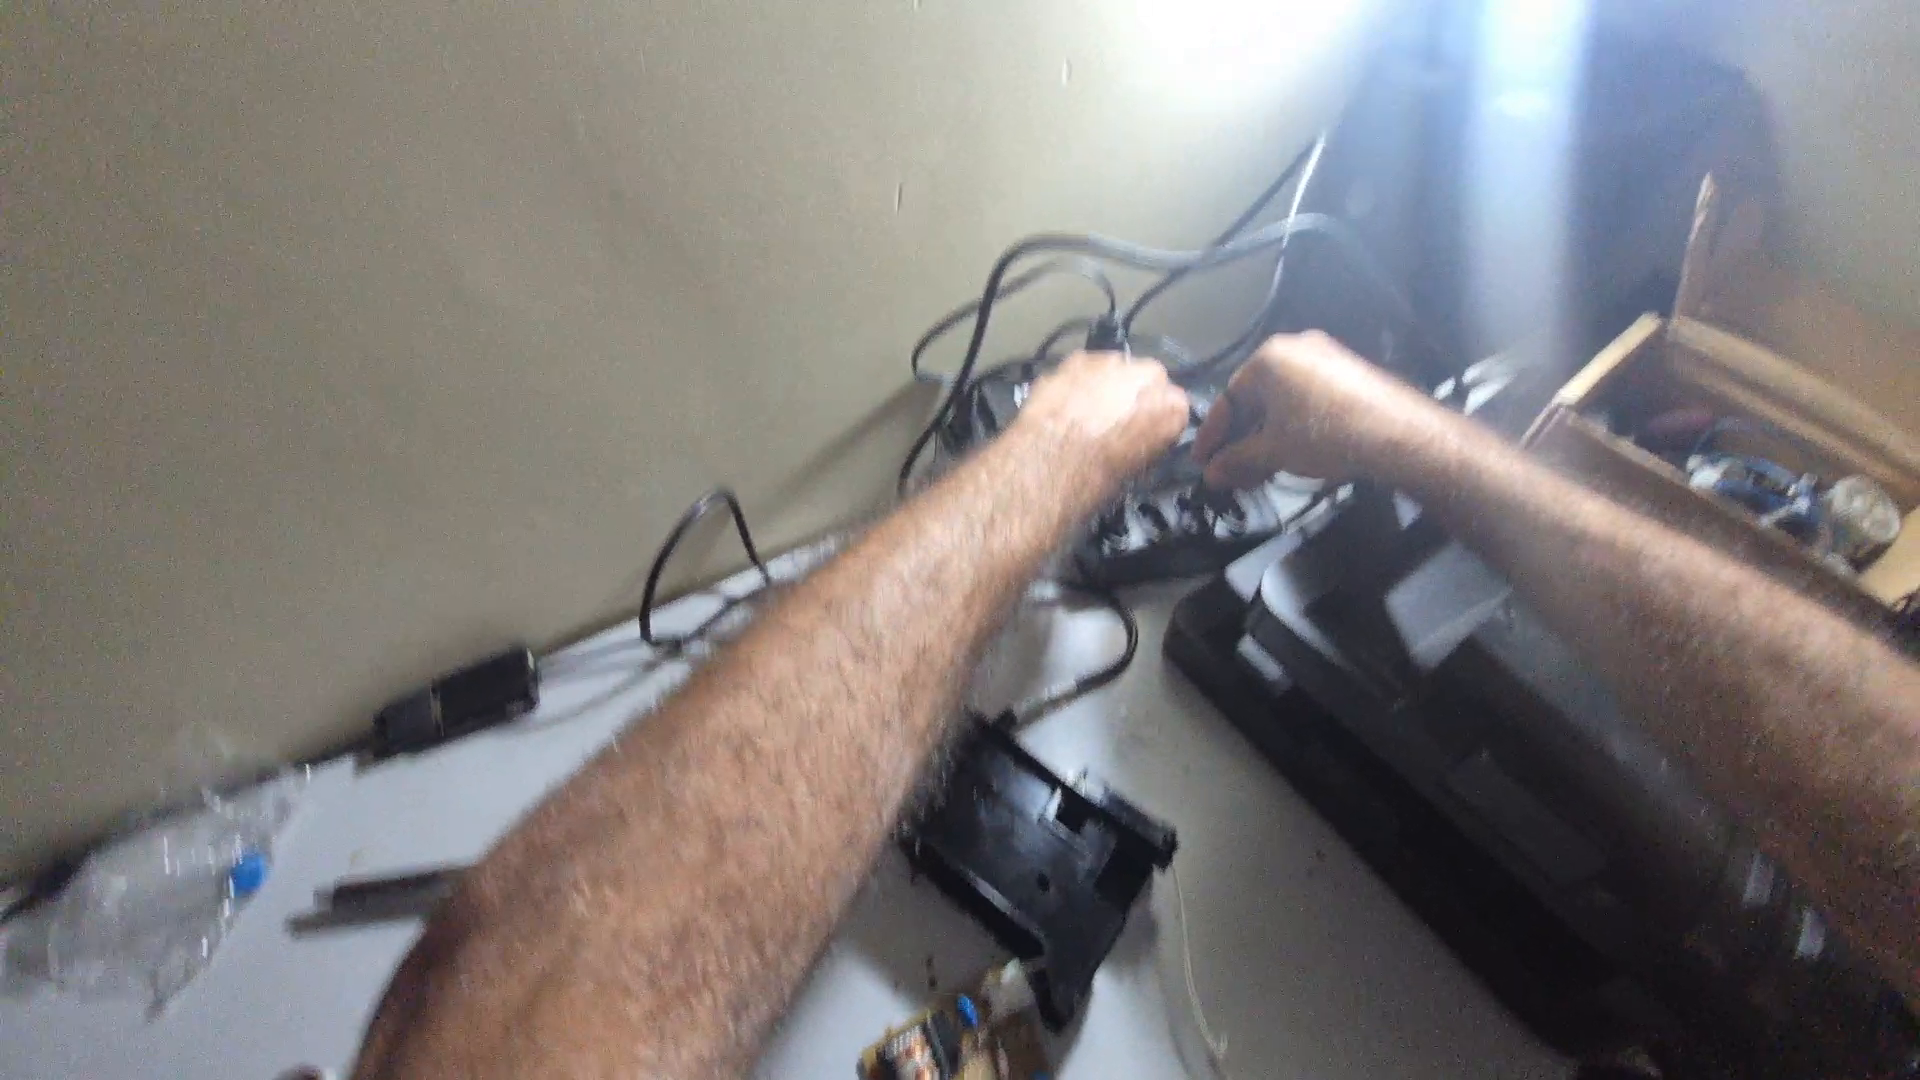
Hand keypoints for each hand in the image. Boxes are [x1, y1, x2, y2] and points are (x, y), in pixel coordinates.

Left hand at [1012, 351, 1190, 486]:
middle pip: (1145, 381)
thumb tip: (1135, 441)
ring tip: (1082, 412)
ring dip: (1102, 385)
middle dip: (1130, 396)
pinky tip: (1062, 403)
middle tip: (1109, 421)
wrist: (1052, 463)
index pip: (1172, 409)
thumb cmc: (1099, 477)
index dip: (1152, 422)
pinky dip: (1076, 383)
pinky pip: (1083, 370)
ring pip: (1113, 370)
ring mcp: (1112, 361)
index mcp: (1173, 406)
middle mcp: (1149, 375)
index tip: (1138, 434)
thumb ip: (1145, 442)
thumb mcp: (1136, 469)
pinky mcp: (1077, 358)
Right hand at [1192, 331, 1439, 489]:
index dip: (1211, 436)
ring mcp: (1324, 359)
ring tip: (1257, 473)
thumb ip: (1235, 460)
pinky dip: (1289, 428)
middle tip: (1230, 472)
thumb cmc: (1325, 434)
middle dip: (1240, 441)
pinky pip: (1304, 401)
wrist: (1400, 436)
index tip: (1201, 463)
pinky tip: (1287, 456)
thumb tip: (1210, 475)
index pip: (1227, 399)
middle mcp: (1295, 349)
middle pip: (1253, 401)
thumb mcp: (1271, 451)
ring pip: (1279, 404)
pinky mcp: (1346, 375)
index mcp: (1269, 357)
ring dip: (1263, 439)